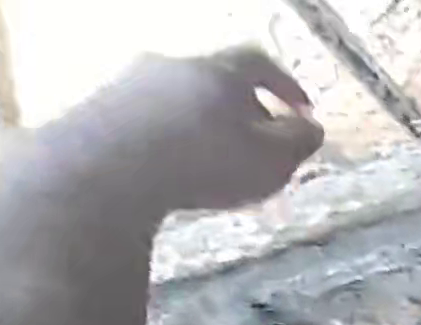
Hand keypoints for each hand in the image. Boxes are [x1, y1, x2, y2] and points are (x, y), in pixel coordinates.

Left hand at [35, 47, 324, 214]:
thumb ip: (300, 141)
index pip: (259, 62)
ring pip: (188, 97)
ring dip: (214, 123)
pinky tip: (189, 166)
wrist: (112, 167)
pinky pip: (159, 115)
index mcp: (219, 72)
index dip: (286, 84)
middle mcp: (175, 64)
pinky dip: (183, 136)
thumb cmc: (210, 163)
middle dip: (249, 109)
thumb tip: (312, 125)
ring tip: (228, 160)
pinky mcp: (107, 105)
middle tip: (266, 142)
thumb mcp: (275, 159)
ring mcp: (135, 81)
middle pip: (220, 79)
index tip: (304, 109)